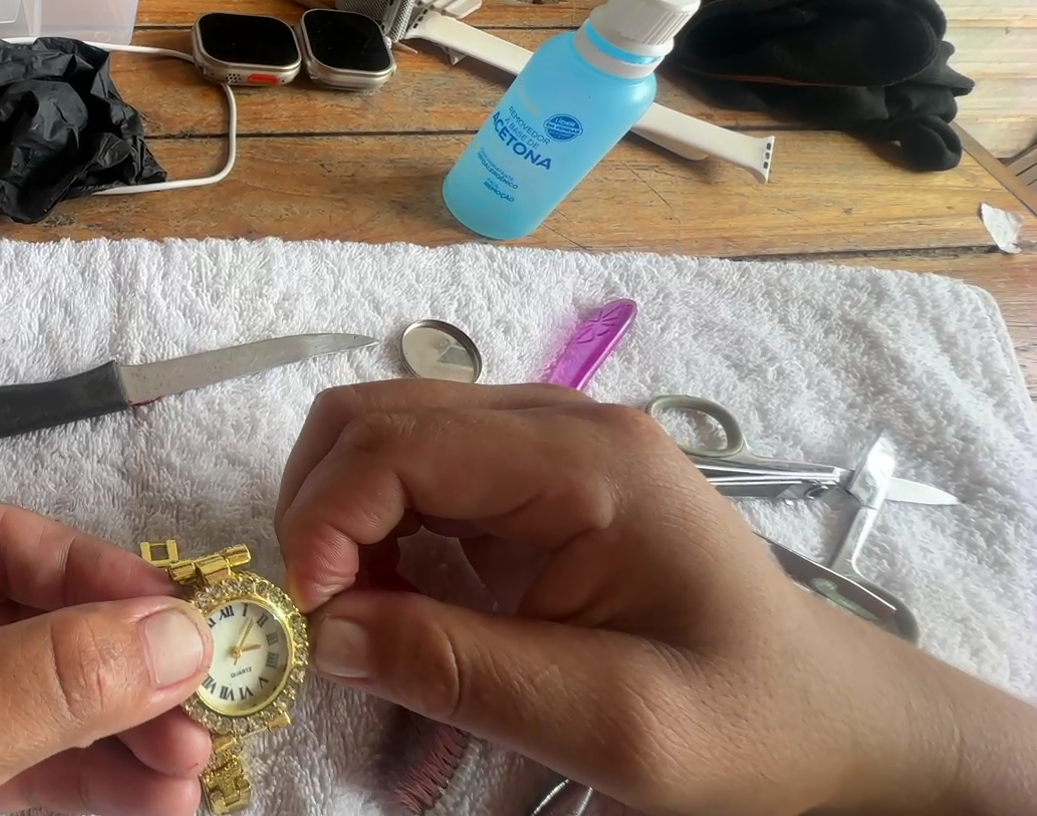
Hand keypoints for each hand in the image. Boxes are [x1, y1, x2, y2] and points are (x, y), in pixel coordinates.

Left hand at [0, 502, 213, 815]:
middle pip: (32, 619)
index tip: (176, 616)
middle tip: (199, 704)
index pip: (5, 541)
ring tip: (191, 764)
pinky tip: (149, 797)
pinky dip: (87, 778)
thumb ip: (60, 672)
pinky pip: (22, 760)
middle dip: (117, 665)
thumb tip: (185, 630)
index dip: (96, 573)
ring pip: (37, 695)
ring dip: (116, 727)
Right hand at [275, 380, 1036, 815]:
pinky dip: (360, 513)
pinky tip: (385, 576)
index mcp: (578, 456)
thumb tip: (322, 636)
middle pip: (366, 417)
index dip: (327, 521)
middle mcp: (542, 413)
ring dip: (331, 508)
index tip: (309, 615)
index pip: (396, 447)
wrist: (832, 716)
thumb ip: (461, 674)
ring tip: (352, 595)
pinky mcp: (509, 454)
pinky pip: (395, 455)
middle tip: (321, 604)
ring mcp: (524, 426)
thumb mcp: (619, 728)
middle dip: (316, 508)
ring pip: (368, 427)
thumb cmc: (749, 724)